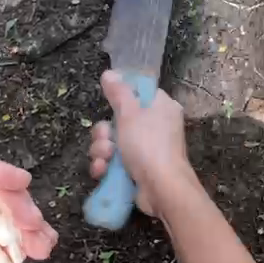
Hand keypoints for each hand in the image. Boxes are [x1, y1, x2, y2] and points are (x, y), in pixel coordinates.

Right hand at [92, 70, 201, 218]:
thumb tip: (109, 73)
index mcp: (160, 106)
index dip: (119, 97)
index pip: (137, 91)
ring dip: (101, 151)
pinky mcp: (137, 169)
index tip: (108, 103)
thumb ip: (118, 92)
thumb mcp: (129, 113)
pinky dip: (106, 166)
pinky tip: (102, 172)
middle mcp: (155, 125)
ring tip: (105, 160)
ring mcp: (146, 148)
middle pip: (118, 119)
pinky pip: (114, 161)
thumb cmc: (149, 145)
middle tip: (106, 140)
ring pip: (112, 142)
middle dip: (104, 132)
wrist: (162, 189)